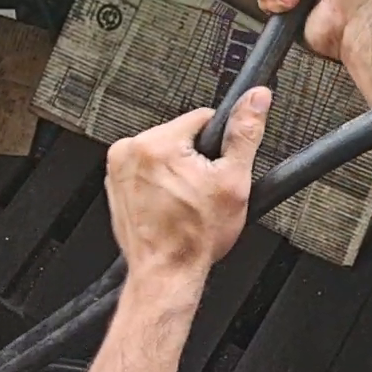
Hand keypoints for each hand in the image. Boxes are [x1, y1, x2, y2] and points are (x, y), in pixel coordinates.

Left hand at [105, 88, 271, 299]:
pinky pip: (148, 167)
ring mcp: (118, 167)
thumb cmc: (194, 236)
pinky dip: (160, 181)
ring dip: (178, 169)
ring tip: (185, 199)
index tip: (216, 169)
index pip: (203, 118)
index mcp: (158, 143)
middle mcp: (130, 150)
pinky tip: (170, 203)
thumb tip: (256, 99)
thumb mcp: (233, 181)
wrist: (167, 272)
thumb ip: (245, 133)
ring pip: (165, 151)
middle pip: (182, 135)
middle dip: (197, 158)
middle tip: (202, 190)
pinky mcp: (115, 182)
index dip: (218, 145)